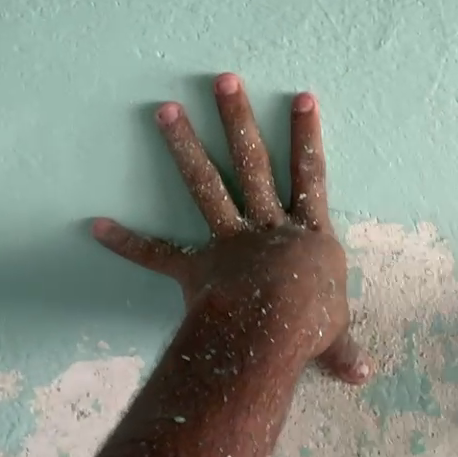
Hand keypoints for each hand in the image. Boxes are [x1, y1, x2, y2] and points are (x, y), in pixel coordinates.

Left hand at [91, 73, 372, 384]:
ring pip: (206, 186)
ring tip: (163, 109)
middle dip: (238, 120)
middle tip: (223, 79)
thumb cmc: (309, 327)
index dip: (307, 135)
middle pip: (252, 164)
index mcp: (306, 234)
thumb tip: (363, 376)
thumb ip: (343, 348)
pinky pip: (158, 254)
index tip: (301, 95)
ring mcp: (229, 243)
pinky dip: (126, 241)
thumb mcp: (334, 334)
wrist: (269, 335)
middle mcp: (267, 227)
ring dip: (184, 147)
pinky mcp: (196, 268)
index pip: (310, 174)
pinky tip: (93, 224)